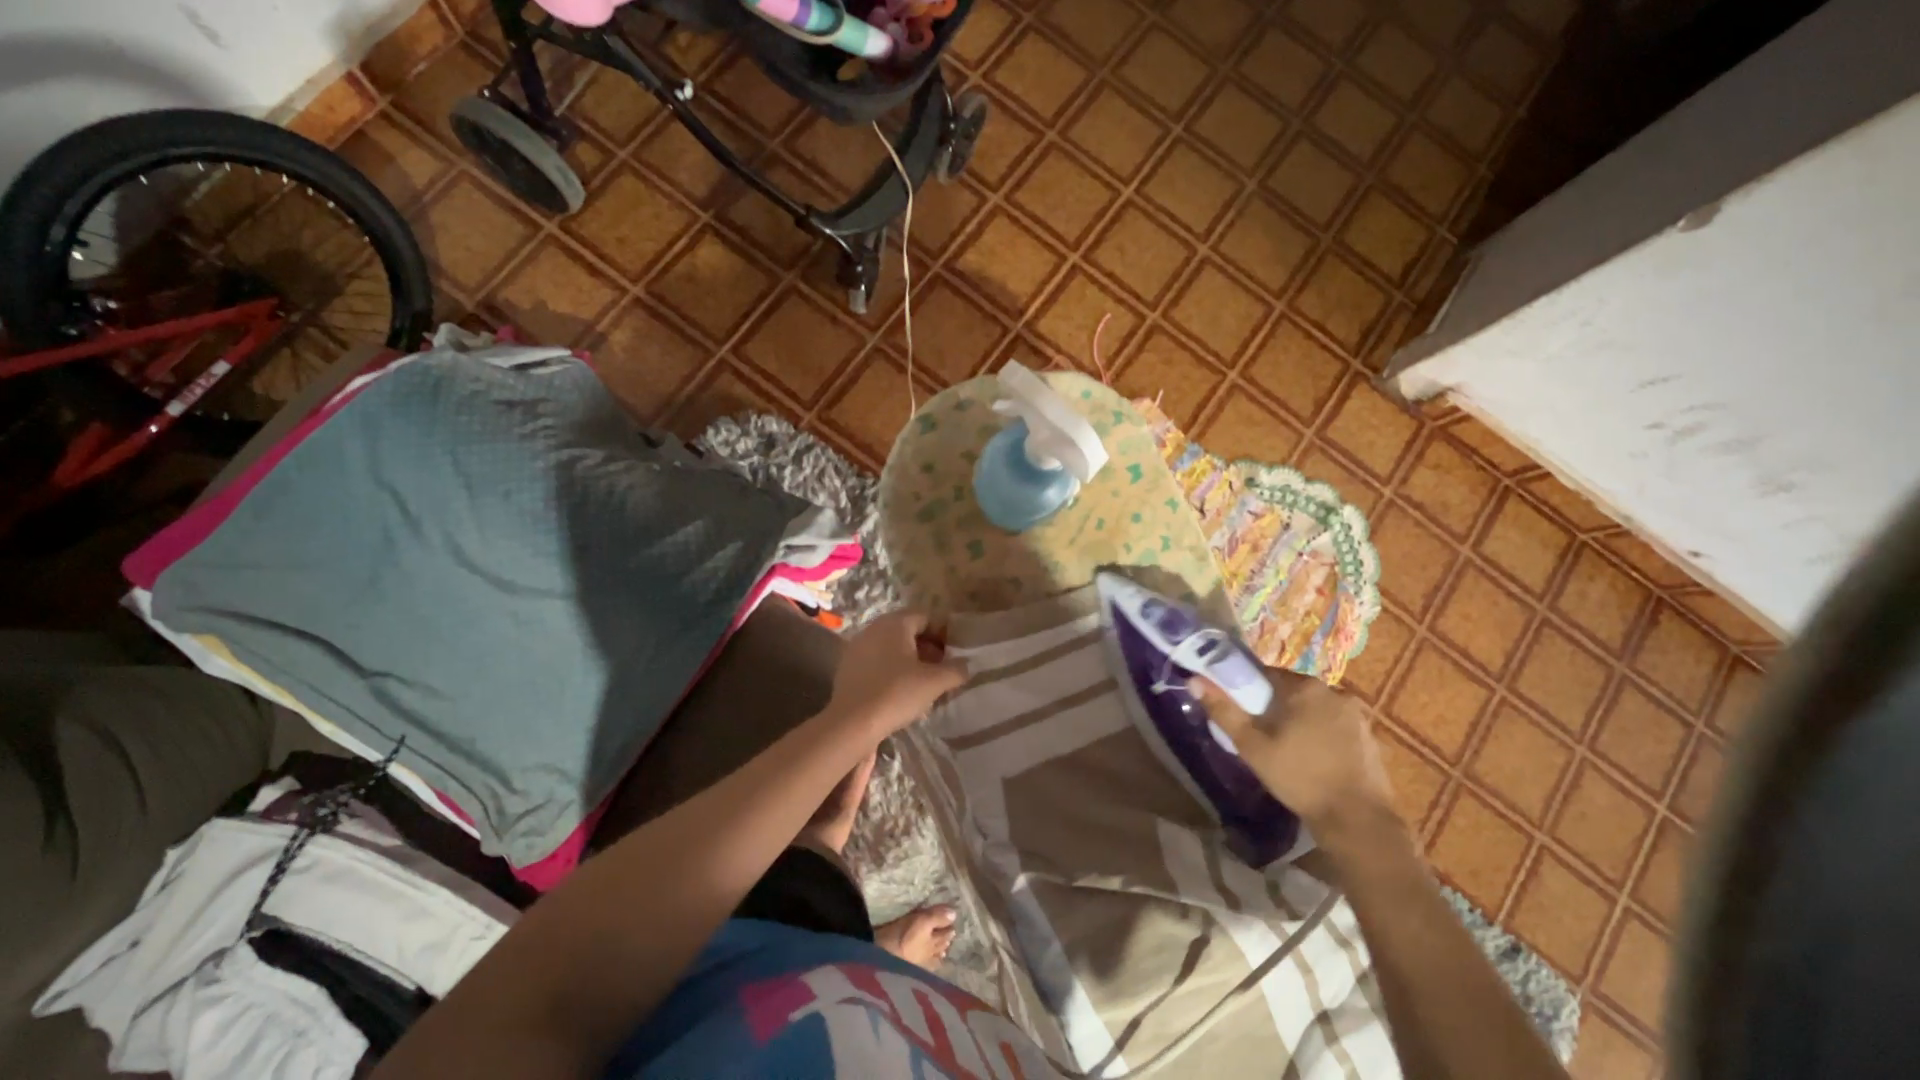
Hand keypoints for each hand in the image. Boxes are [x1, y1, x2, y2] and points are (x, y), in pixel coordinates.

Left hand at [828, 611, 969, 735]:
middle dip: (928, 647)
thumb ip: (956, 670)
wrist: (852, 723)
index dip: (944, 633)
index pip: (926, 617)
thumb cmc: (896, 694)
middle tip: (943, 668)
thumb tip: (966, 665)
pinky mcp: (848, 668)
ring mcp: (857, 648)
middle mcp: (873, 629)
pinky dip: (893, 670)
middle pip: (908, 631)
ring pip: (892, 648)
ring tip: (925, 682)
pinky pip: (877, 662)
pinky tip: (902, 692)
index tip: (956, 653)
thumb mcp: (934, 682)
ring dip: (911, 660)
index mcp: (894, 624)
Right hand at [1193, 668, 1396, 841]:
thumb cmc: (1298, 777)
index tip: (1243, 714)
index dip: (1250, 692)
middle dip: (1276, 708)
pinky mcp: (1369, 735)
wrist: (1355, 817)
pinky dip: (1323, 735)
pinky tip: (1315, 761)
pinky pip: (1336, 726)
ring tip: (1289, 752)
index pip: (1266, 674)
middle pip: (1293, 691)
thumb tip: (1194, 680)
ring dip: (1301, 721)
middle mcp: (1333, 691)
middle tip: (1262, 737)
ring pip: (1315, 709)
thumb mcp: (1252, 746)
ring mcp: (1356, 714)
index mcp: (1303, 687)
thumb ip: (1223, 711)